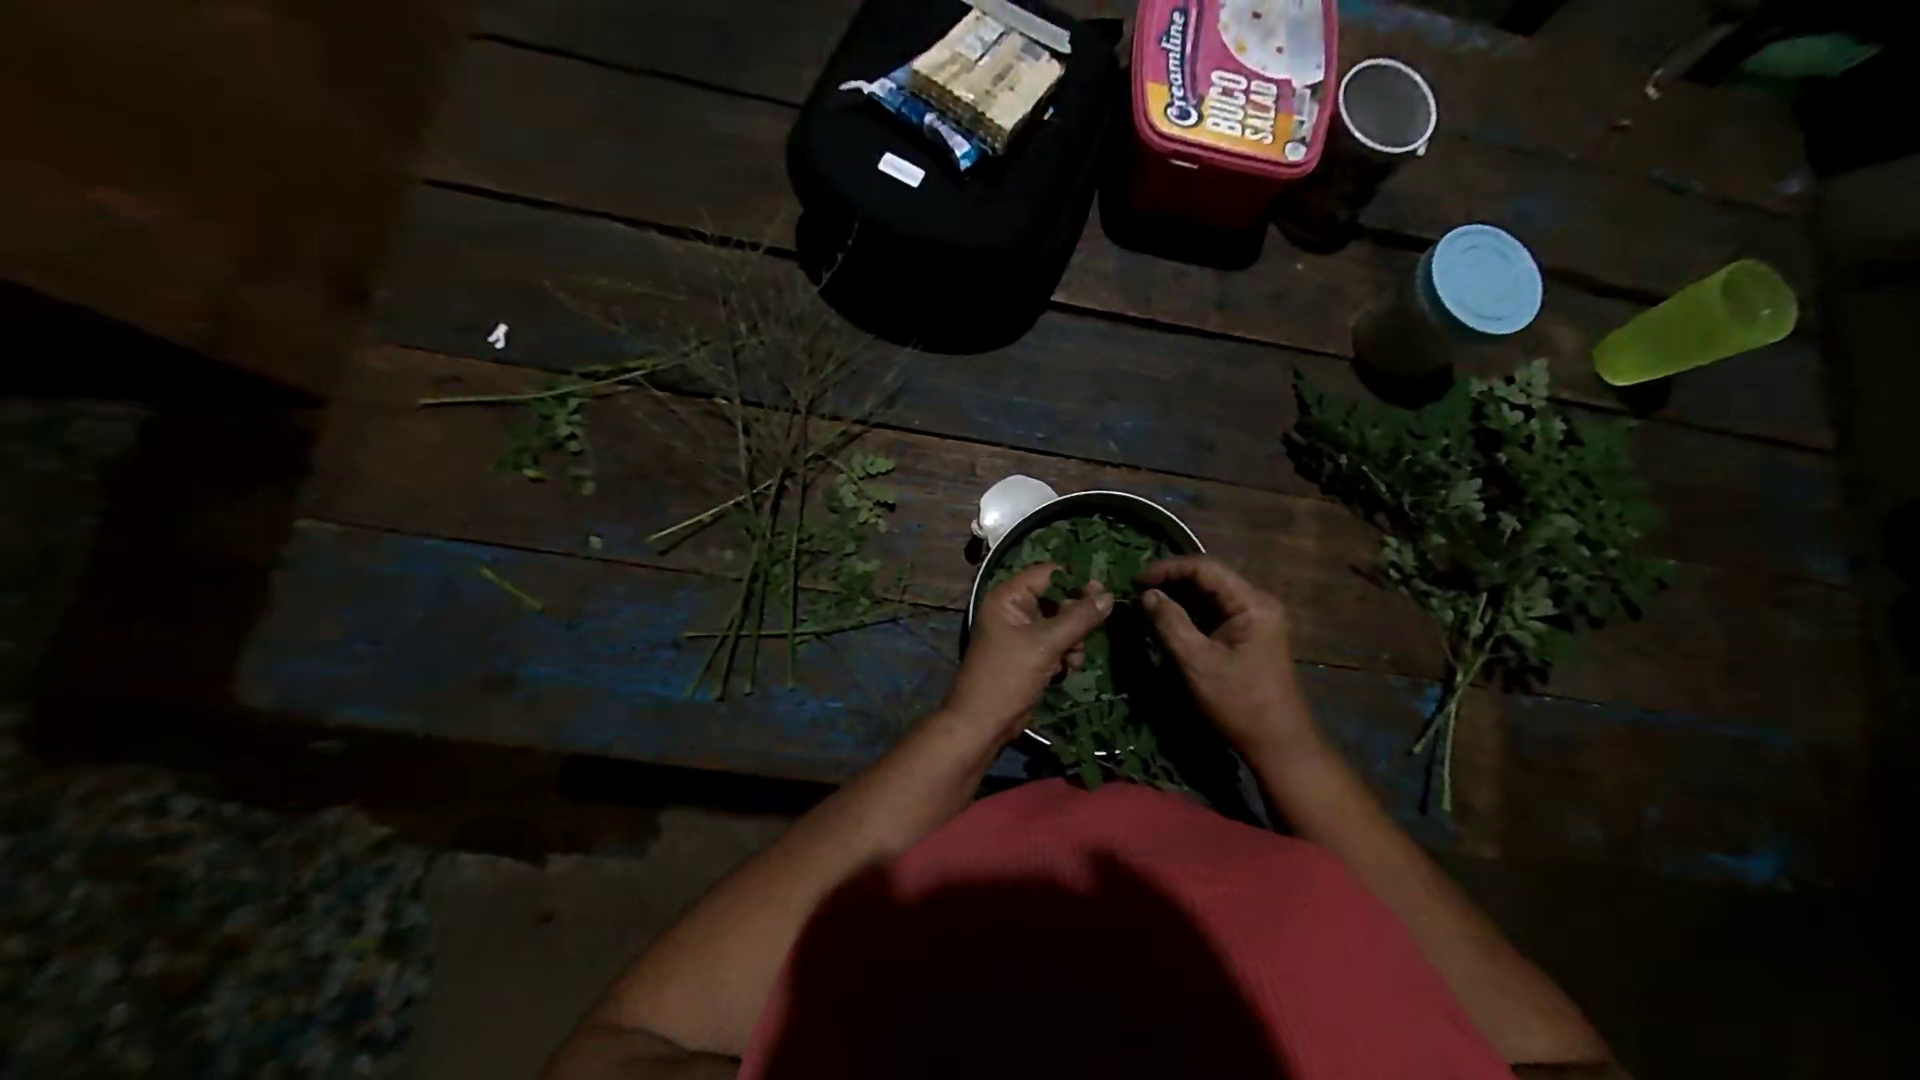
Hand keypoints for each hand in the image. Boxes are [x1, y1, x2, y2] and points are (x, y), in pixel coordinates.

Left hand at [945, 563, 1112, 740]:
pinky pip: (1056, 642)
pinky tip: (1069, 667)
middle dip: (1076, 616)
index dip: (1075, 580)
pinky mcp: (1029, 653)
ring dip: (1074, 638)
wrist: (984, 722)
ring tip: (1074, 657)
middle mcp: (1013, 609)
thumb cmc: (1008, 676)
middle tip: (1090, 631)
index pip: (1048, 573)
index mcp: (1008, 597)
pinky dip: (1066, 652)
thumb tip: (1108, 595)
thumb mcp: (1045, 644)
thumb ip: (1079, 617)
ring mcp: (1021, 632)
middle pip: (1057, 598)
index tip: (1104, 592)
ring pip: (1061, 622)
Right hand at [1138, 556, 1317, 756]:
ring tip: (1148, 601)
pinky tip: (1169, 616)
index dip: (1168, 569)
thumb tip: (1147, 594)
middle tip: (1138, 589)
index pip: (1205, 568)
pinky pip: (1216, 610)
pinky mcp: (1251, 633)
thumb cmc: (1238, 702)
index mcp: (1252, 603)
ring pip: (1212, 593)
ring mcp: (1257, 617)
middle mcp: (1258, 602)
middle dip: (1172, 580)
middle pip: (1210, 576)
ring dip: (1180, 595)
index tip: (1137, 580)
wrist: (1278, 743)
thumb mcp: (1196, 662)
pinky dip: (1191, 610)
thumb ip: (1170, 623)